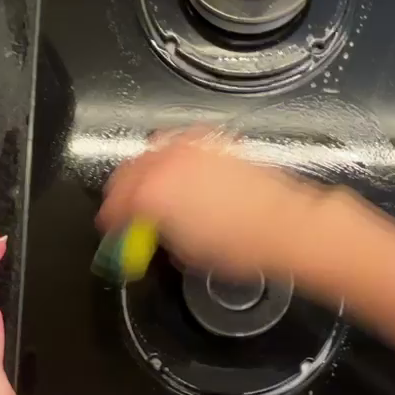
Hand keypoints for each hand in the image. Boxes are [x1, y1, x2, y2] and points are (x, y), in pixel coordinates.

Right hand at [97, 131, 336, 279]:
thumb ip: (157, 236)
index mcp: (152, 192)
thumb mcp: (184, 252)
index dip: (111, 221)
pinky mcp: (215, 143)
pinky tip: (179, 176)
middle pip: (127, 171)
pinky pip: (180, 146)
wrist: (282, 226)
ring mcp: (192, 147)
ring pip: (151, 153)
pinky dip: (172, 160)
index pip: (115, 204)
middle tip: (124, 212)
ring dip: (144, 172)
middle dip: (122, 193)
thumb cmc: (241, 243)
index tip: (112, 231)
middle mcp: (167, 161)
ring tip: (149, 193)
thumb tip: (151, 233)